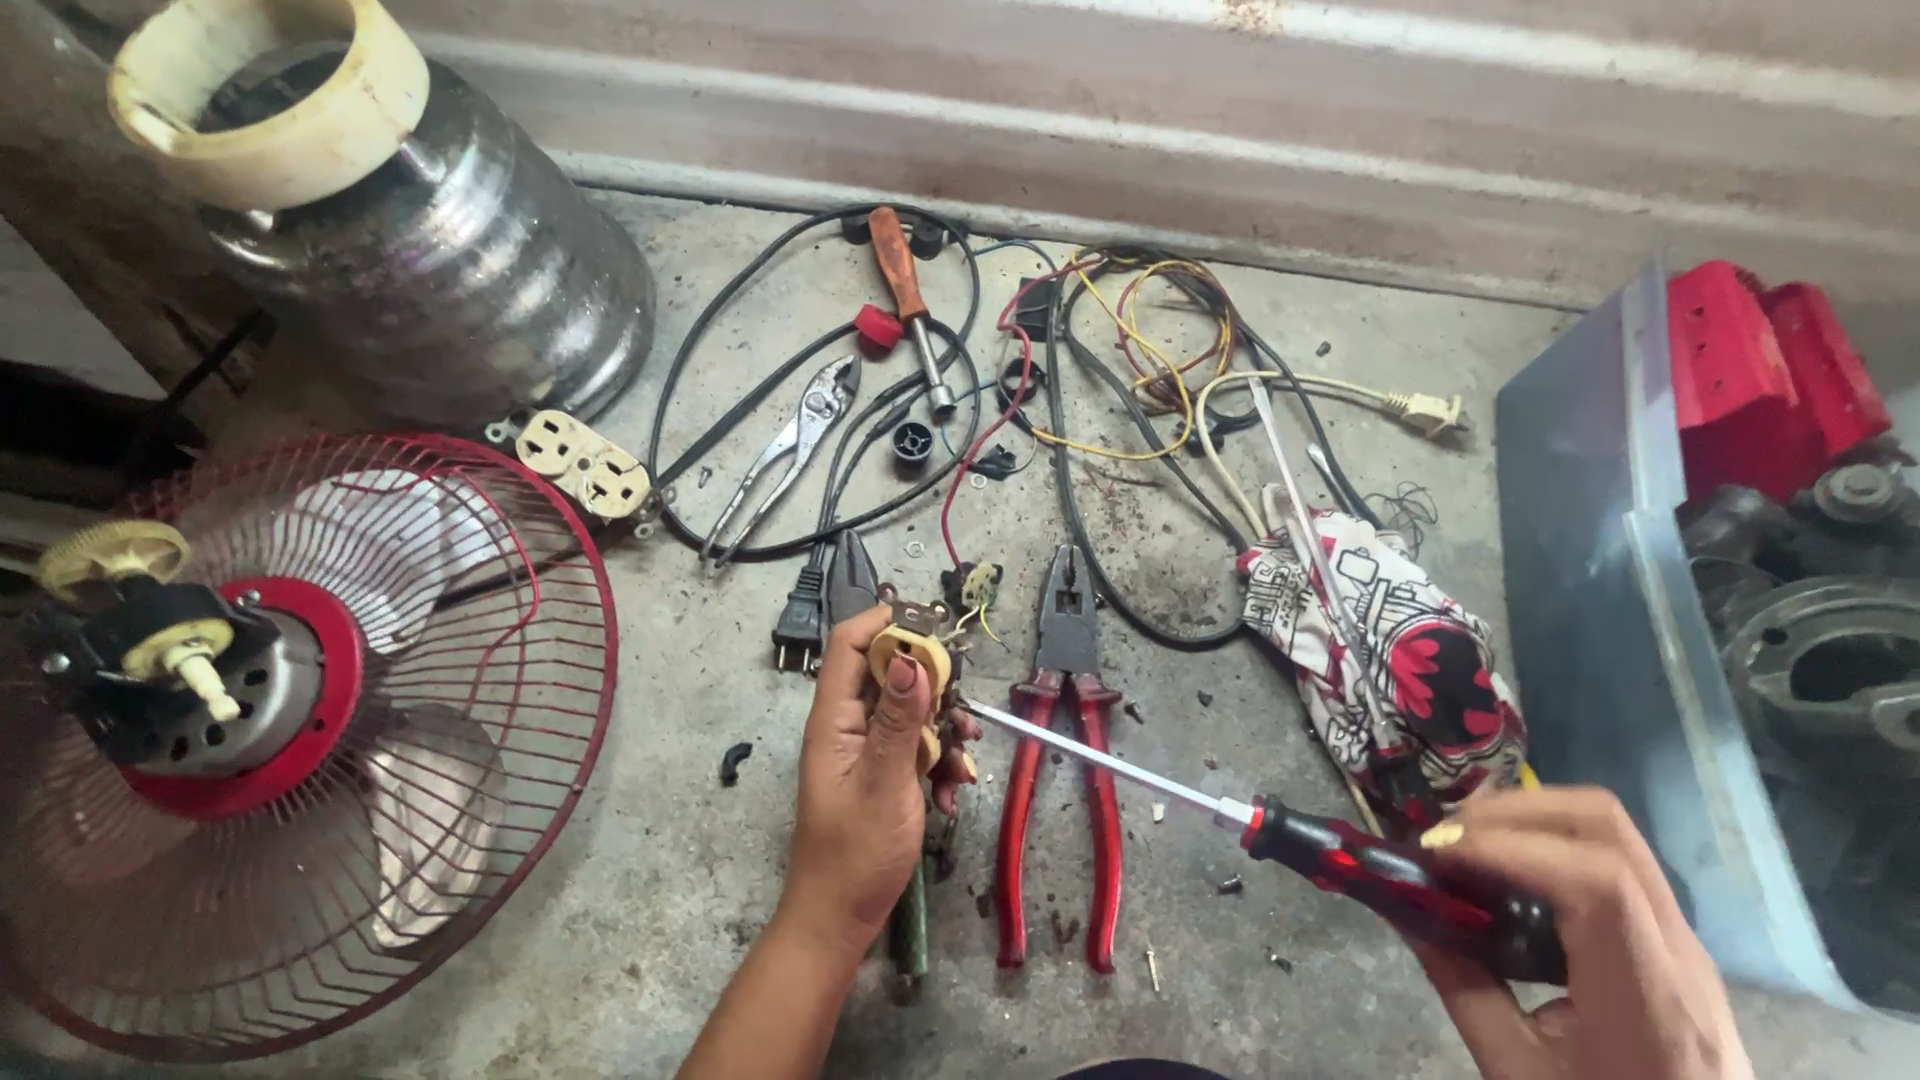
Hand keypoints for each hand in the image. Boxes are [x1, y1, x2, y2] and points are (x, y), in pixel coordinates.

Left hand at [776, 605, 936, 958]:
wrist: (841, 919)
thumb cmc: (856, 855)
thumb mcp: (884, 783)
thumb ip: (900, 720)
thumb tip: (912, 656)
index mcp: (834, 718)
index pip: (850, 644)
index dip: (887, 623)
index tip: (935, 624)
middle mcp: (848, 724)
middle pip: (891, 673)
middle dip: (932, 686)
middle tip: (961, 709)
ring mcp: (867, 748)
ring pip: (912, 710)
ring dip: (944, 730)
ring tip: (964, 761)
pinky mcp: (884, 770)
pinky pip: (918, 745)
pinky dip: (941, 761)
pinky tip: (954, 792)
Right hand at [1417, 787, 1752, 1079]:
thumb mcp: (1520, 1075)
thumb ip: (1462, 987)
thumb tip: (1401, 910)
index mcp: (1649, 1003)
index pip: (1598, 884)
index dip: (1510, 848)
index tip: (1439, 854)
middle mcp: (1680, 955)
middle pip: (1608, 829)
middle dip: (1513, 811)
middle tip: (1445, 837)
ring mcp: (1683, 940)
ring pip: (1611, 831)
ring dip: (1527, 818)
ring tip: (1464, 844)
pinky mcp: (1670, 939)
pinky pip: (1609, 857)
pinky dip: (1545, 840)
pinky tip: (1502, 870)